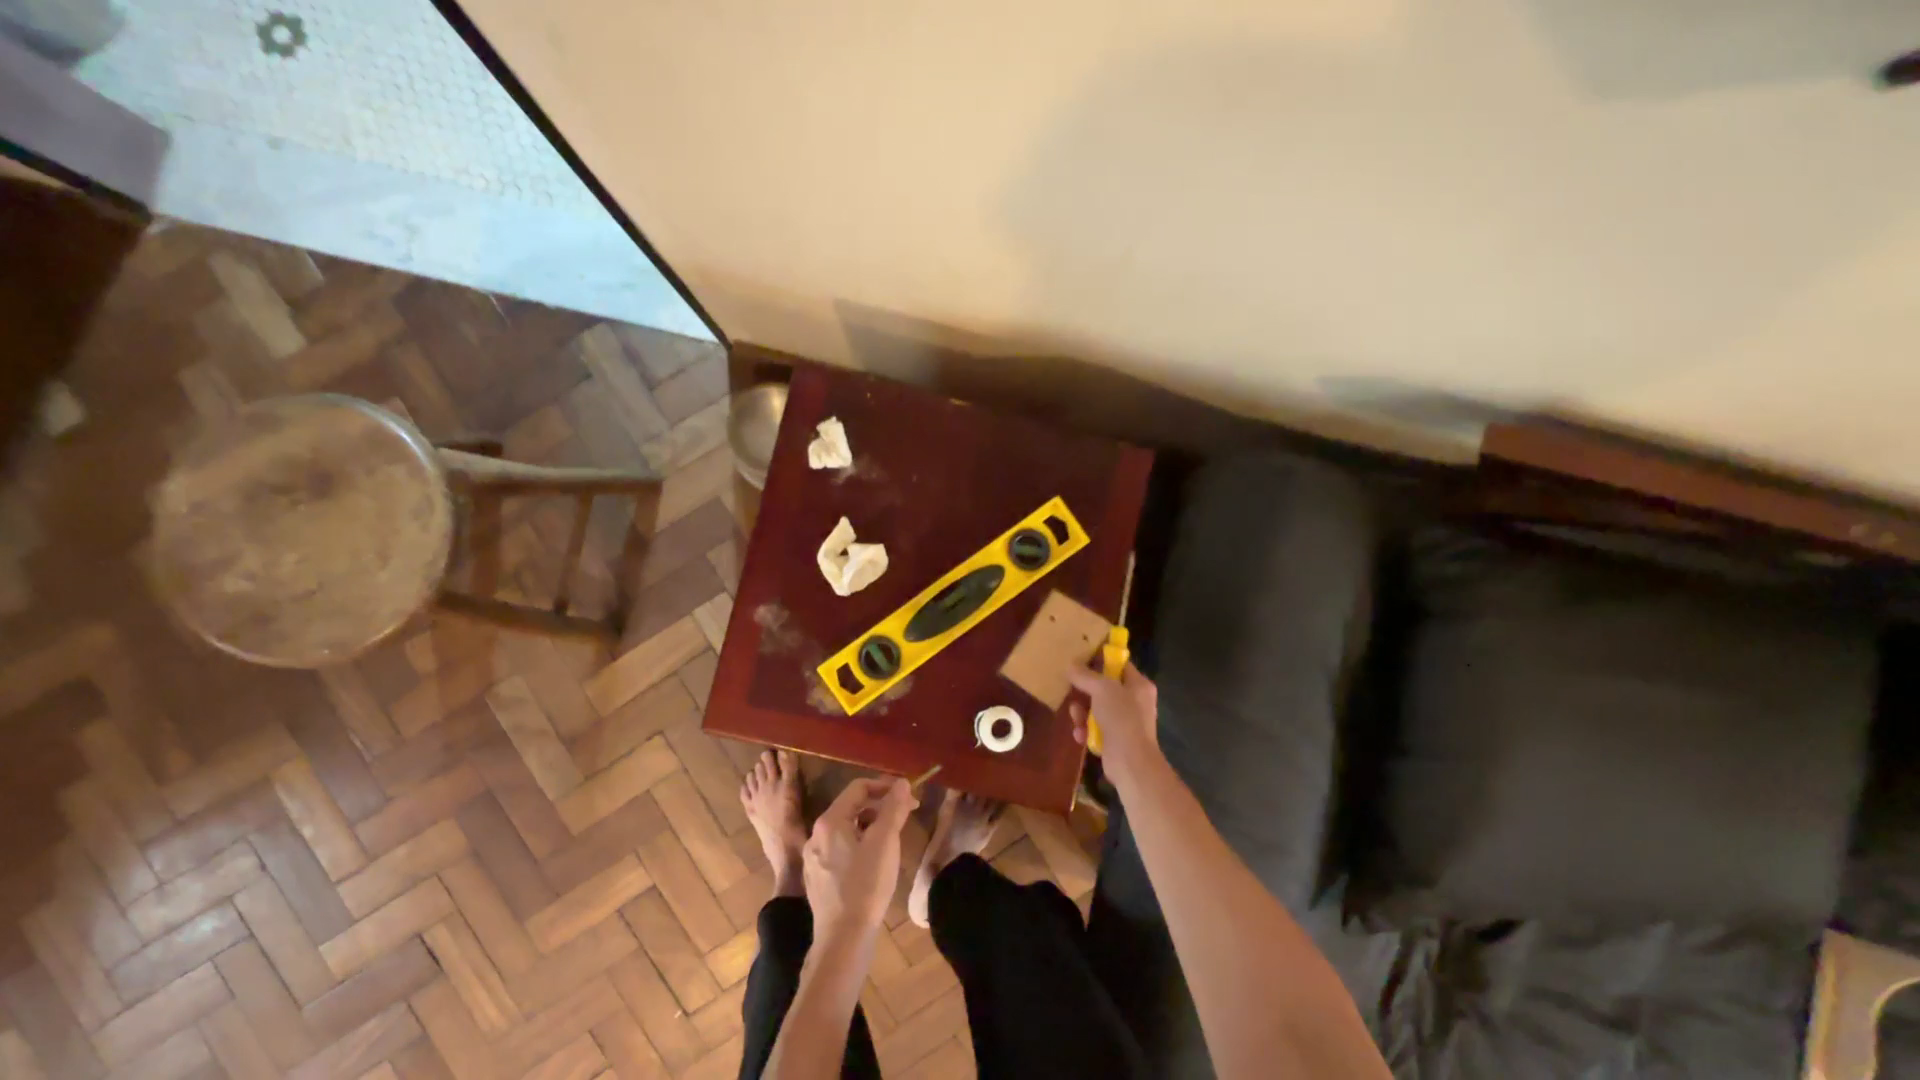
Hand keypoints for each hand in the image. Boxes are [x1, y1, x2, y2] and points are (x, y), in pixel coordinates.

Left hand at [802, 777, 917, 940]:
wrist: (843, 938)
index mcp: (829, 821)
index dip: (885, 786)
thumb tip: (901, 783)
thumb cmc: (866, 885)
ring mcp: (813, 859)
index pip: (858, 788)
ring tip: (892, 841)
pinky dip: (859, 847)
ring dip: (871, 827)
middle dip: (880, 808)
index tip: (908, 796)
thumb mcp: (885, 842)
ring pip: (846, 831)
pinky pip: (840, 851)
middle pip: (851, 808)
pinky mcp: (818, 879)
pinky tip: (873, 864)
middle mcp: (816, 835)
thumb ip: (893, 808)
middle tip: (905, 817)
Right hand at [1067, 662, 1160, 776]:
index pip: (1120, 665)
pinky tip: (1080, 734)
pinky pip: (1095, 728)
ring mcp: (1125, 722)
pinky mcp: (1115, 739)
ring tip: (1076, 717)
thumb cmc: (1122, 718)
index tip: (1081, 659)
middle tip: (1071, 689)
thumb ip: (1085, 676)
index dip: (1101, 660)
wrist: (1131, 762)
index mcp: (1139, 685)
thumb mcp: (1102, 689)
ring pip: (1097, 709)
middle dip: (1086, 691)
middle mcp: (1134, 701)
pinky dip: (1086, 730)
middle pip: (1105, 688)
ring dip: (1082, 713)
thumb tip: (1071, 665)